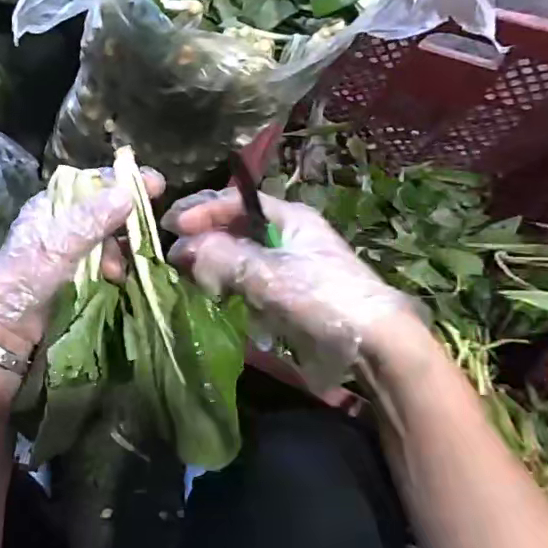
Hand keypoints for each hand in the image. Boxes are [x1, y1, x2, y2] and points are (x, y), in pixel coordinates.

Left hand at [0, 166, 165, 344]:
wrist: (9, 326)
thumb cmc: (26, 277)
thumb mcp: (59, 244)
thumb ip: (92, 219)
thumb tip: (127, 193)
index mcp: (54, 204)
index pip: (94, 183)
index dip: (124, 181)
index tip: (156, 184)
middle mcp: (65, 222)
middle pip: (108, 210)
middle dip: (127, 221)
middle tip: (147, 232)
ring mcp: (73, 249)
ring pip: (111, 238)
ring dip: (122, 249)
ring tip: (118, 268)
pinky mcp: (80, 274)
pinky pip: (108, 262)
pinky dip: (116, 267)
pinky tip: (116, 279)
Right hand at [164, 189, 424, 390]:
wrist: (373, 345)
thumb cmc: (324, 297)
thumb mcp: (270, 274)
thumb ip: (222, 258)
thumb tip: (181, 249)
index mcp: (289, 217)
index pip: (236, 201)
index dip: (203, 211)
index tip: (173, 228)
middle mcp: (285, 235)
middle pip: (233, 228)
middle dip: (204, 239)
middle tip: (176, 256)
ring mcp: (284, 266)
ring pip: (235, 256)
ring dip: (213, 265)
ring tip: (194, 278)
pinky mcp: (283, 294)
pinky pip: (245, 283)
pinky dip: (228, 288)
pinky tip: (217, 297)